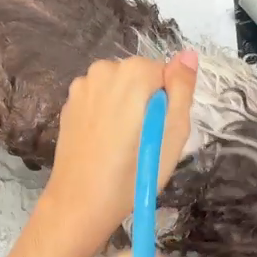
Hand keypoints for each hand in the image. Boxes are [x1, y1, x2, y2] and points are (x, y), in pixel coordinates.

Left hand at [35, 53, 197, 256]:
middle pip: (139, 78)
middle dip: (145, 102)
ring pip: (117, 88)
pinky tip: (103, 142)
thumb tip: (188, 54)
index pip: (165, 75)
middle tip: (145, 139)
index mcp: (134, 72)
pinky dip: (104, 114)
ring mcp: (82, 85)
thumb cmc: (135, 172)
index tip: (160, 130)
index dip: (167, 103)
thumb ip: (182, 89)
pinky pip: (98, 100)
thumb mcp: (174, 133)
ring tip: (122, 143)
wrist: (81, 201)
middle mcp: (104, 68)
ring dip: (124, 106)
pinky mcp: (68, 103)